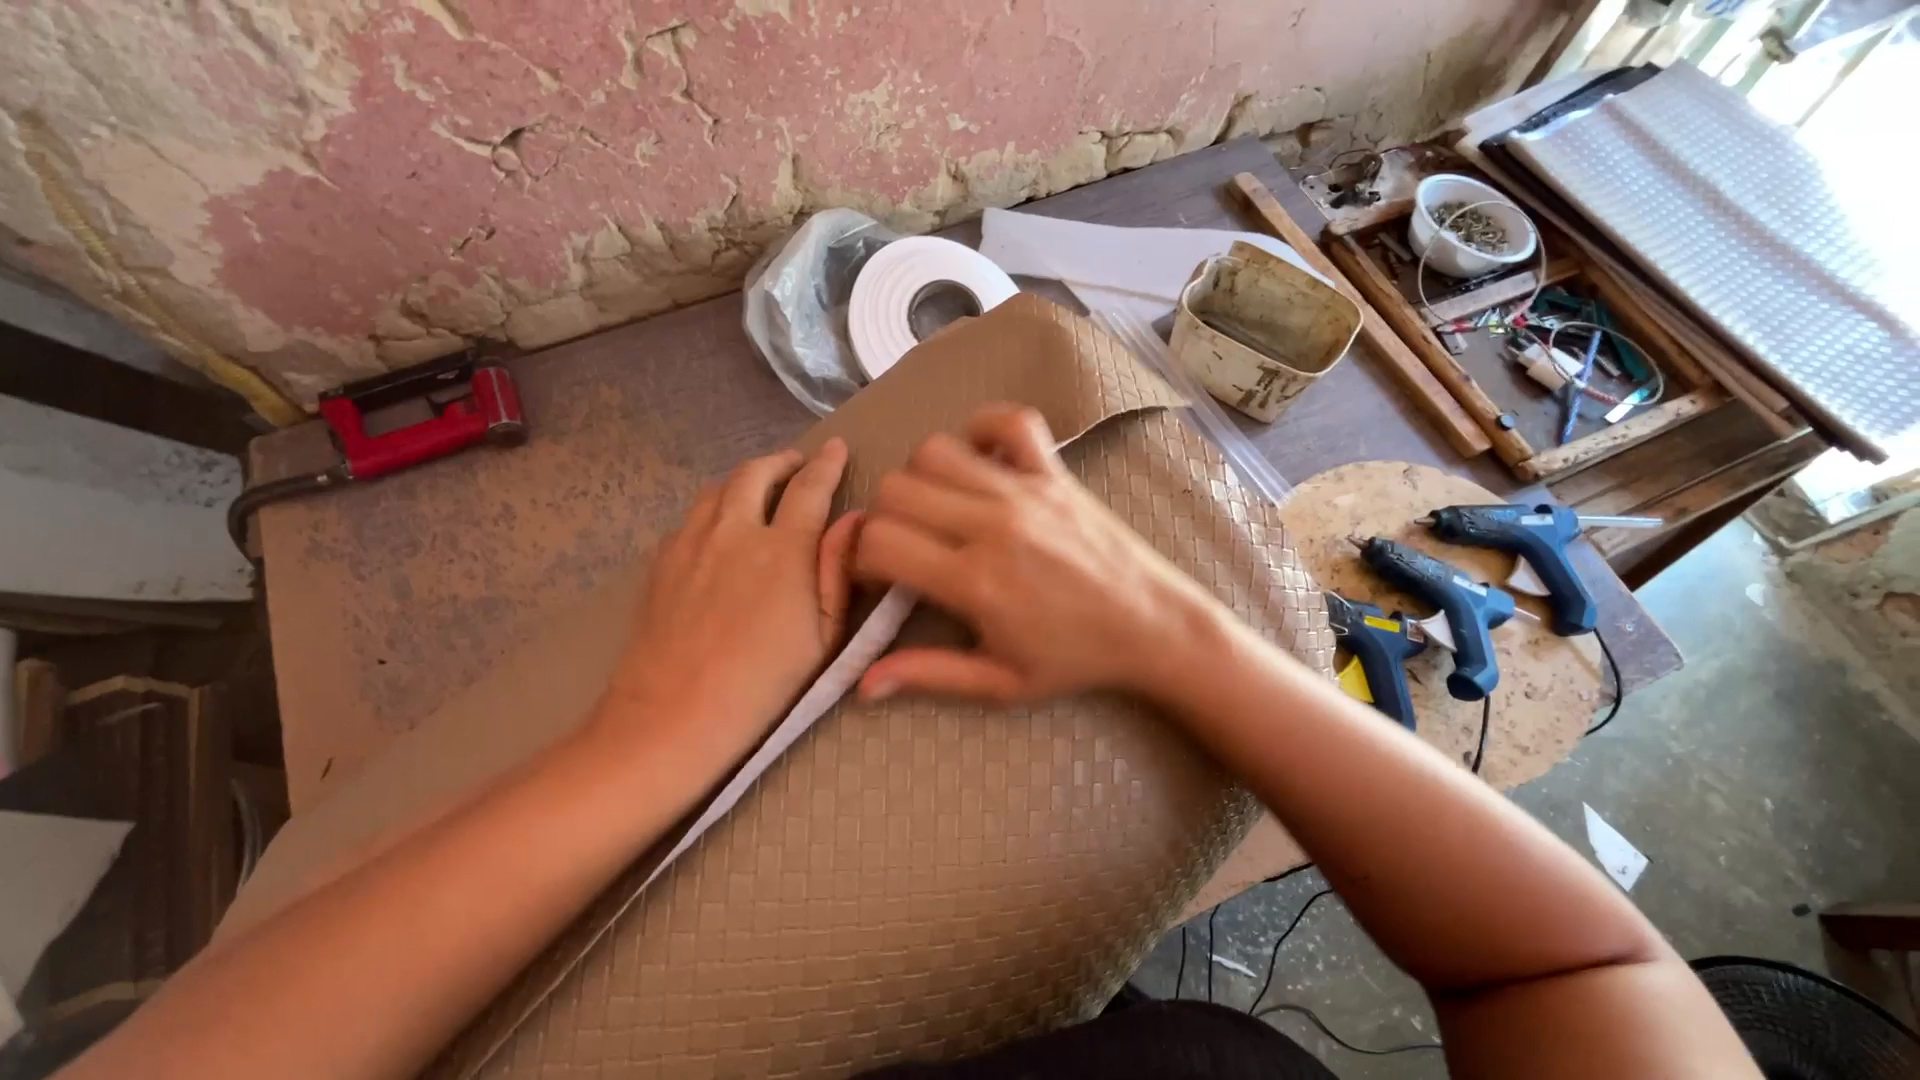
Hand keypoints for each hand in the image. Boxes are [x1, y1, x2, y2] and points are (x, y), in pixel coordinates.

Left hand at [598, 439, 860, 755]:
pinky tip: (718, 526)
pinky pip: (691, 516)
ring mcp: (692, 542)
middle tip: (796, 464)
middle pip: (756, 473)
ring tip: (759, 486)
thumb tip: (856, 519)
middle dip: (780, 461)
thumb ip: (840, 570)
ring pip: (718, 489)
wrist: (674, 713)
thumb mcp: (823, 636)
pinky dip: (712, 507)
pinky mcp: (662, 560)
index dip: (827, 464)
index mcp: (784, 550)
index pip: (810, 488)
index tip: (836, 448)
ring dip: (744, 478)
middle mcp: (735, 531)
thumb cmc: (764, 684)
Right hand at [854, 405, 1223, 704]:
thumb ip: (928, 675)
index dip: (862, 559)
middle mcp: (993, 526)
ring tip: (940, 511)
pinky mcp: (1055, 472)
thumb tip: (862, 685)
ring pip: (935, 450)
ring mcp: (1025, 491)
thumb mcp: (999, 683)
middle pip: (895, 489)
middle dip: (884, 519)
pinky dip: (984, 430)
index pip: (880, 542)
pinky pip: (1009, 421)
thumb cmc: (1075, 659)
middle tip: (907, 548)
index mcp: (974, 583)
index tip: (880, 578)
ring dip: (922, 478)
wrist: (1153, 625)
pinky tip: (981, 463)